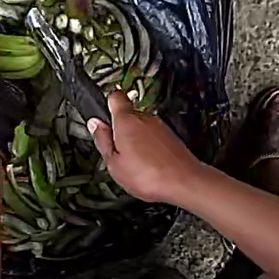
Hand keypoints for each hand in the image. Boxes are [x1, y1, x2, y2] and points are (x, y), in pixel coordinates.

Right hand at [89, 92, 210, 204]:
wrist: (183, 182)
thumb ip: (102, 140)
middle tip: (115, 149)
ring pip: (142, 127)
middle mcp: (145, 118)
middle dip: (120, 129)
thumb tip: (95, 125)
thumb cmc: (149, 174)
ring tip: (133, 162)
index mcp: (126, 121)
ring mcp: (160, 127)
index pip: (115, 96)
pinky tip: (147, 165)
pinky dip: (149, 148)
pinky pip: (154, 137)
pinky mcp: (171, 137)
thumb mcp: (113, 163)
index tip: (102, 115)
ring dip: (136, 140)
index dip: (106, 103)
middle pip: (128, 114)